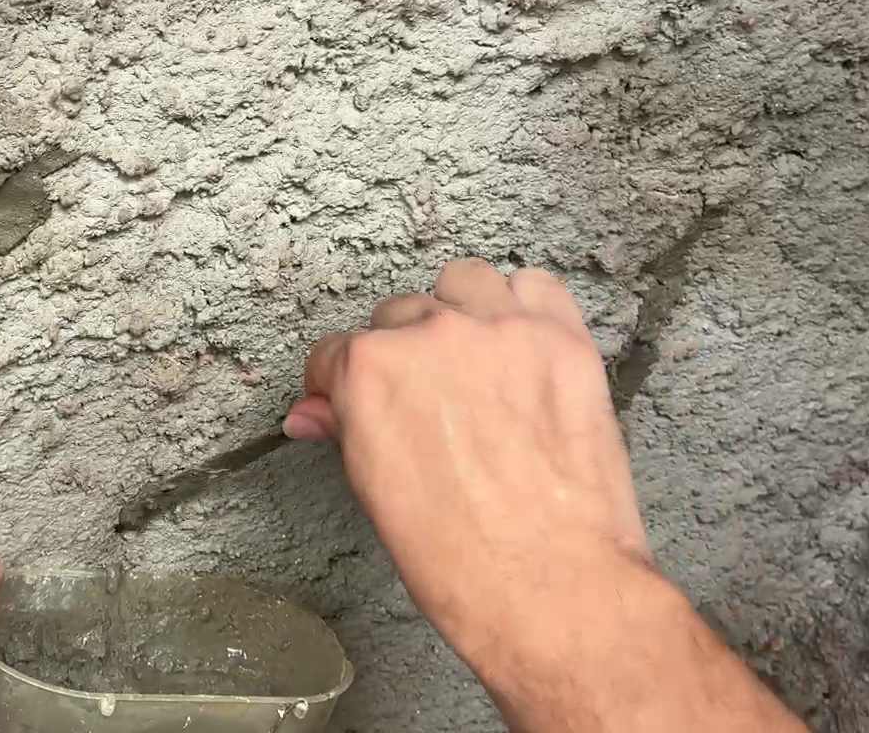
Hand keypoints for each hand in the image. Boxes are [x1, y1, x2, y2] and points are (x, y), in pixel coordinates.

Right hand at [287, 259, 646, 646]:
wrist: (551, 588)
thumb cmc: (456, 554)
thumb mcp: (372, 485)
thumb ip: (341, 425)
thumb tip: (309, 411)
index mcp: (369, 369)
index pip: (334, 350)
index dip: (338, 381)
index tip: (351, 398)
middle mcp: (428, 335)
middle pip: (396, 314)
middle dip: (403, 352)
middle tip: (427, 396)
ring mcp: (497, 331)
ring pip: (461, 281)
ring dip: (459, 311)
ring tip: (473, 356)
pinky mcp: (558, 339)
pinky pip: (535, 286)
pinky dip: (524, 306)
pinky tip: (520, 344)